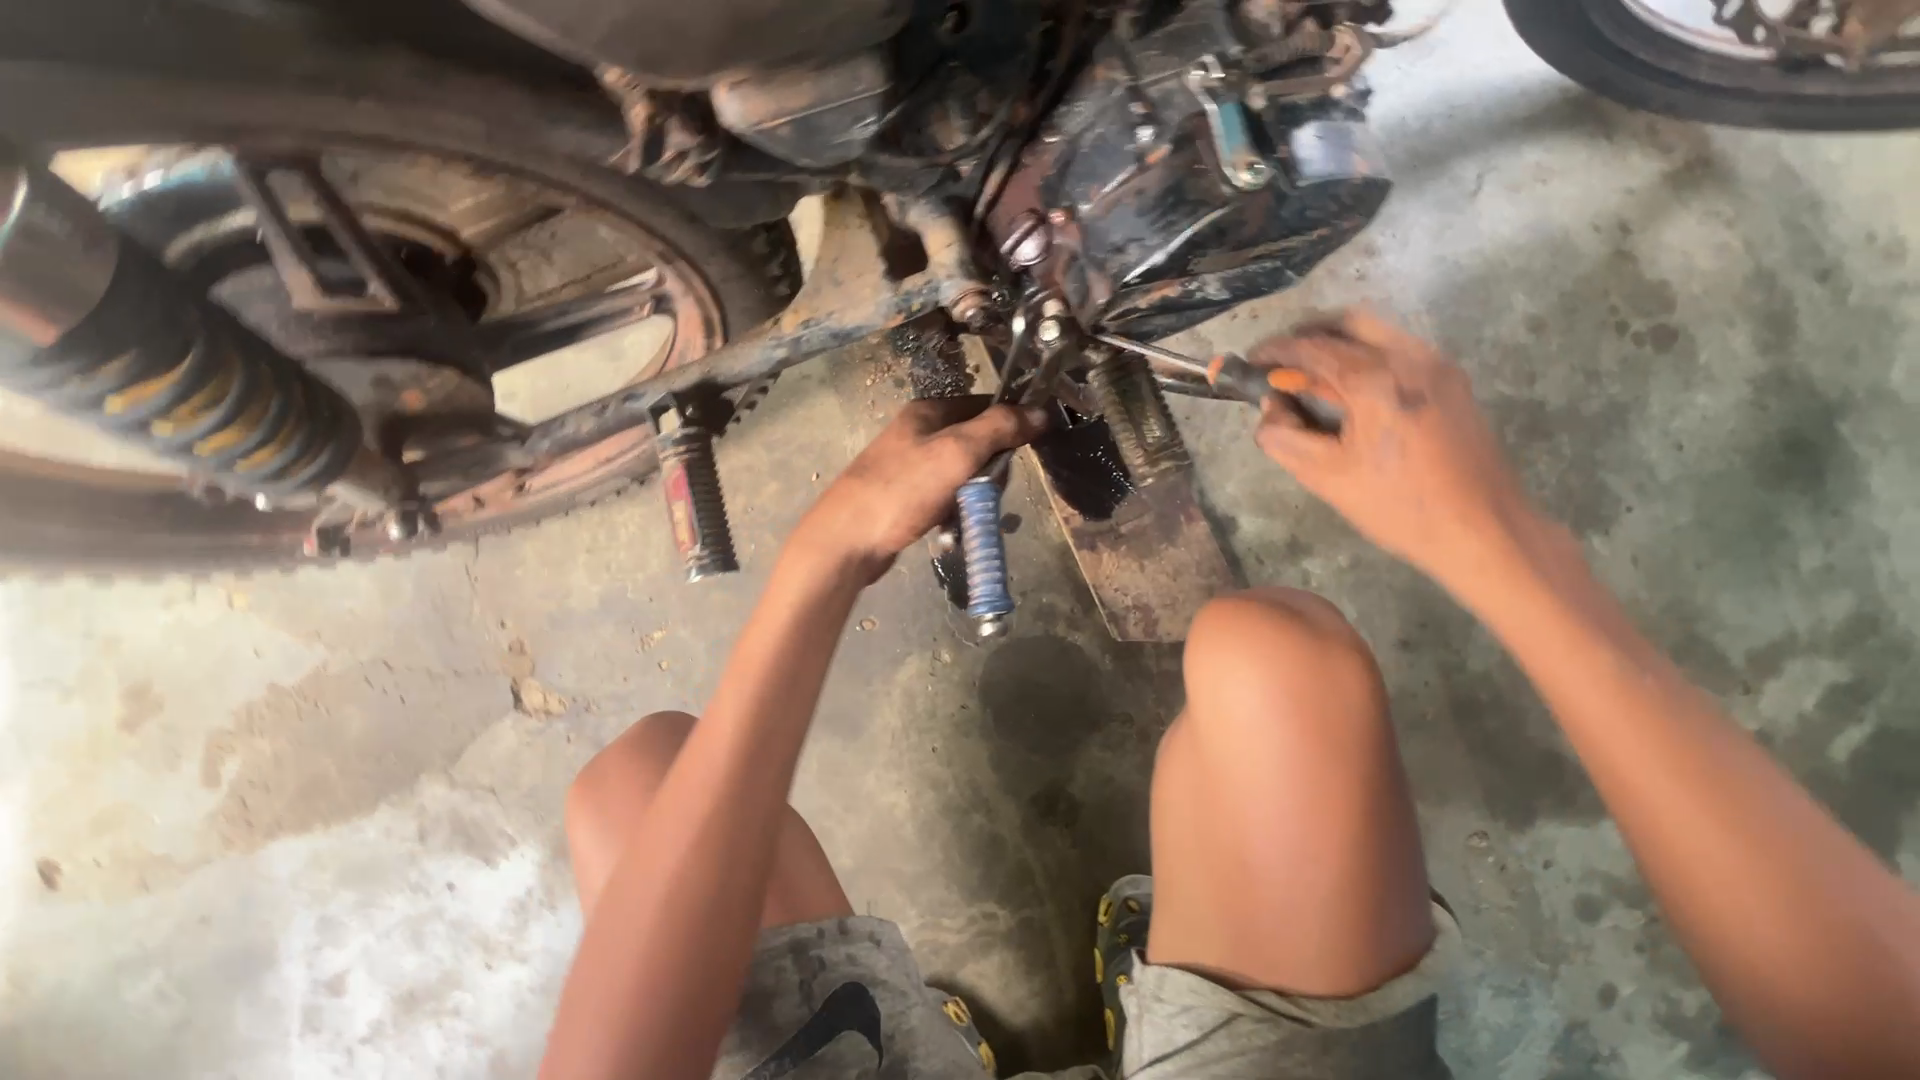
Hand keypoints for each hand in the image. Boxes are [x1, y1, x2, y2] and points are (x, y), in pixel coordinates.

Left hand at [793, 397, 1048, 582]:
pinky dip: (953, 513)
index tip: (1020, 455)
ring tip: (966, 515)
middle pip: (977, 443)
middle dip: (989, 472)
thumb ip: (1000, 428)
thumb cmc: (903, 489)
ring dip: (972, 497)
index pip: (986, 406)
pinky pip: (945, 499)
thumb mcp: (958, 452)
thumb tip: (1042, 411)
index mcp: (928, 412)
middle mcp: (918, 433)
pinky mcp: (905, 497)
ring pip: (963, 475)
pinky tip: (950, 528)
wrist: (847, 540)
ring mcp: (910, 466)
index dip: (1009, 427)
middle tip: (984, 493)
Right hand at [1250, 310, 1546, 588]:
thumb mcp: (1325, 477)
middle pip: (1348, 322)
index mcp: (1377, 379)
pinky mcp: (1452, 381)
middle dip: (1308, 335)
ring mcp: (1438, 365)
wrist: (1483, 529)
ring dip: (1338, 346)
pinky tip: (1351, 394)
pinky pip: (1399, 352)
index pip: (1312, 348)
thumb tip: (1272, 409)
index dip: (1274, 351)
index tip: (1250, 362)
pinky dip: (1366, 358)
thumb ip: (1284, 437)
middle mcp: (1411, 358)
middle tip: (1281, 363)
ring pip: (1377, 334)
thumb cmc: (1398, 507)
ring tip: (1311, 380)